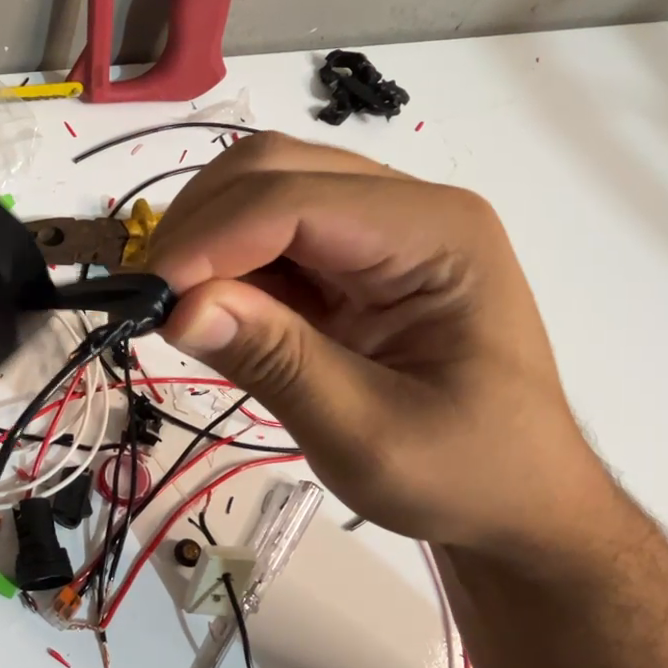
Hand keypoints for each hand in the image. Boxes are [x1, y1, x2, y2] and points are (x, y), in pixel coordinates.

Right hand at [146, 132, 617, 552]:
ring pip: (258, 188)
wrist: (515, 499)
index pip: (296, 200)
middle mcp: (406, 210)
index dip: (211, 240)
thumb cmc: (465, 474)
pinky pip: (262, 233)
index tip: (152, 304)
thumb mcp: (371, 438)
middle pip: (271, 168)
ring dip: (201, 239)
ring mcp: (376, 227)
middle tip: (154, 302)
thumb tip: (179, 309)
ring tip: (176, 309)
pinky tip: (211, 312)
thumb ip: (280, 365)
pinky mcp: (346, 257)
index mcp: (436, 236)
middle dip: (198, 226)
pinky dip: (219, 263)